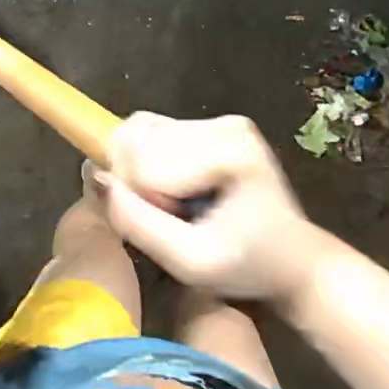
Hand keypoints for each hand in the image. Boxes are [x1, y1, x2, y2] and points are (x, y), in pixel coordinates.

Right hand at [101, 114, 347, 310]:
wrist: (294, 260)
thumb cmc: (247, 267)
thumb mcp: (189, 262)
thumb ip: (138, 222)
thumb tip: (94, 177)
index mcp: (229, 153)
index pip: (143, 162)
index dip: (144, 200)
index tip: (177, 228)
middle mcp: (225, 125)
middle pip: (135, 138)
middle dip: (138, 182)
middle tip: (172, 217)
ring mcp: (220, 120)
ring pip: (137, 132)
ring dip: (141, 172)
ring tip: (176, 205)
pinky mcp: (213, 123)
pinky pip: (149, 131)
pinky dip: (149, 162)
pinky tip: (176, 189)